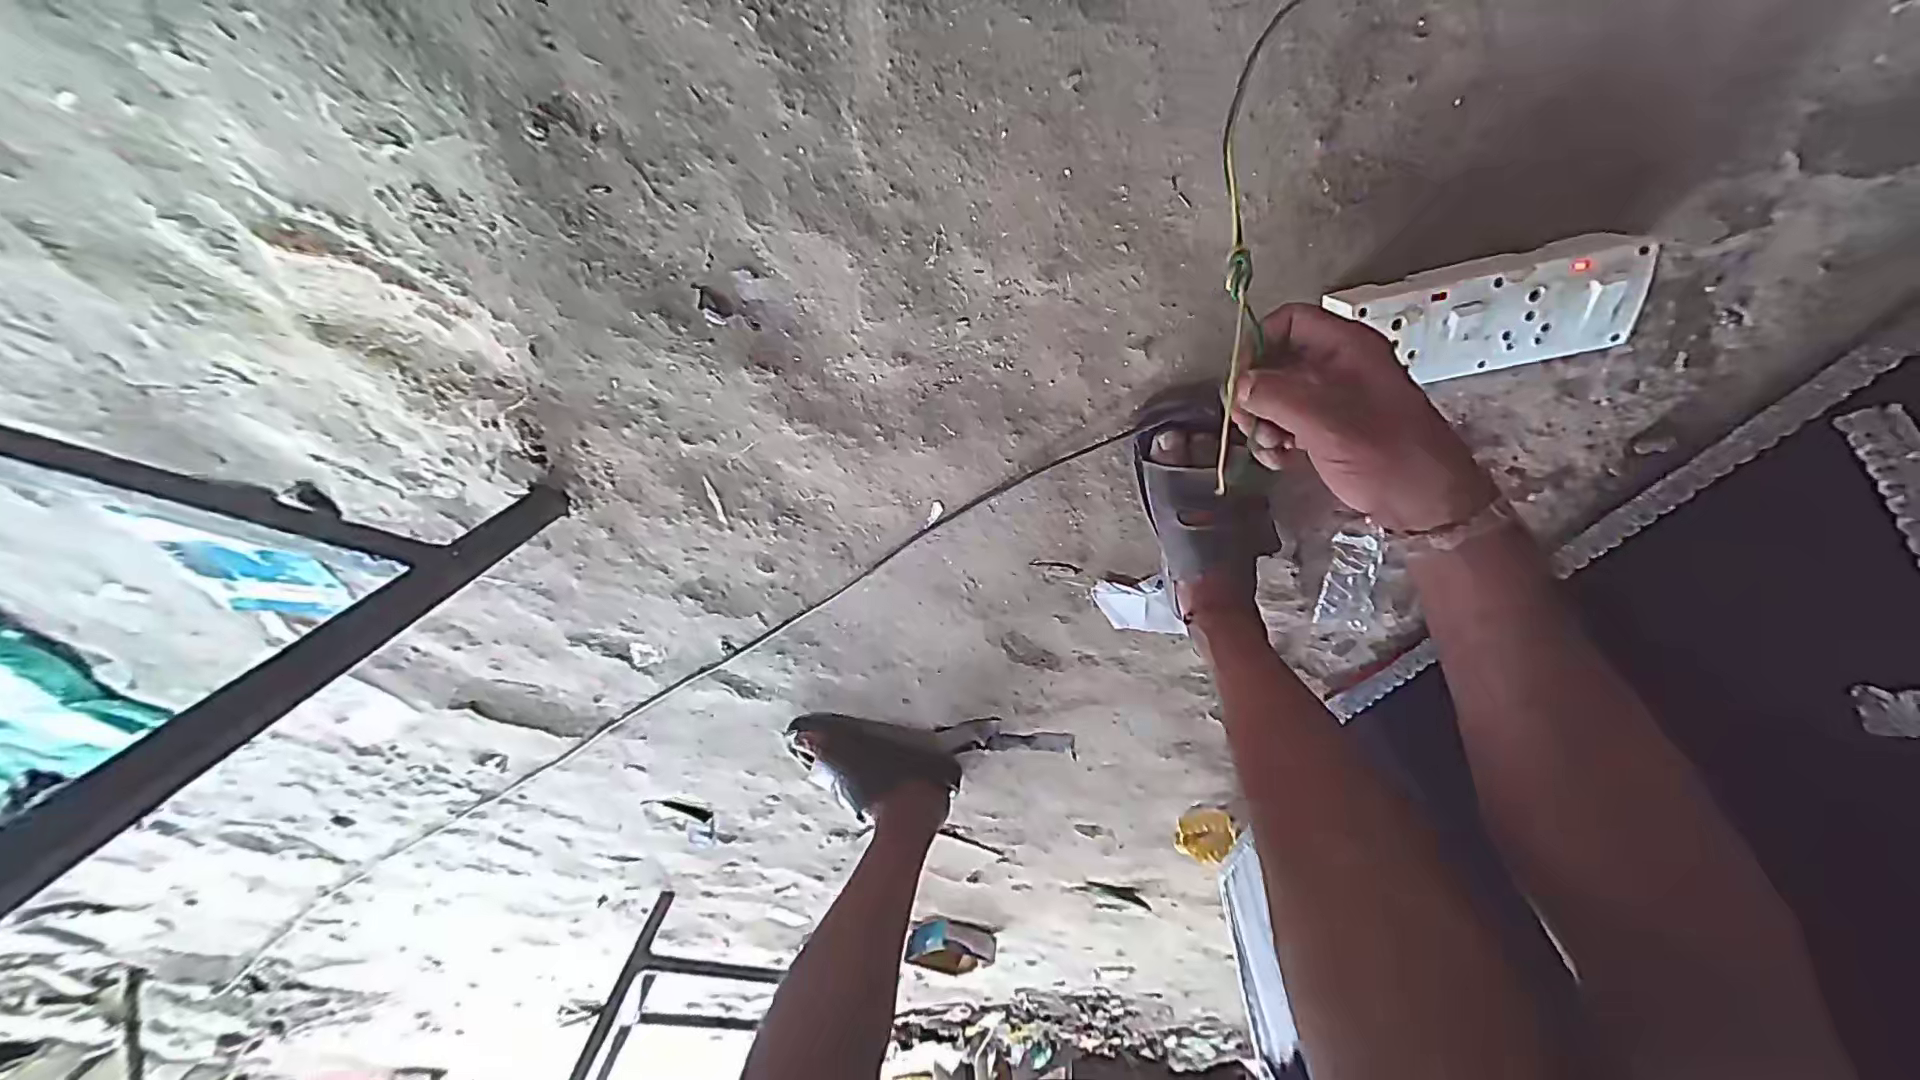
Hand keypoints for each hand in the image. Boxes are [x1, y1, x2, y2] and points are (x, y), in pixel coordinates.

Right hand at [1232, 304, 1498, 532]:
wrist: (1422, 501)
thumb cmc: (1386, 455)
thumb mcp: (1326, 421)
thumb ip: (1277, 395)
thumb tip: (1239, 384)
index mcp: (1346, 348)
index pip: (1289, 322)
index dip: (1258, 344)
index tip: (1240, 381)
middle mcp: (1337, 367)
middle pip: (1275, 361)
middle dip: (1254, 393)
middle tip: (1248, 423)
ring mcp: (1332, 398)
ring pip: (1274, 395)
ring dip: (1261, 422)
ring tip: (1270, 447)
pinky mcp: (1326, 427)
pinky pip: (1285, 422)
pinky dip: (1274, 440)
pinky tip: (1280, 459)